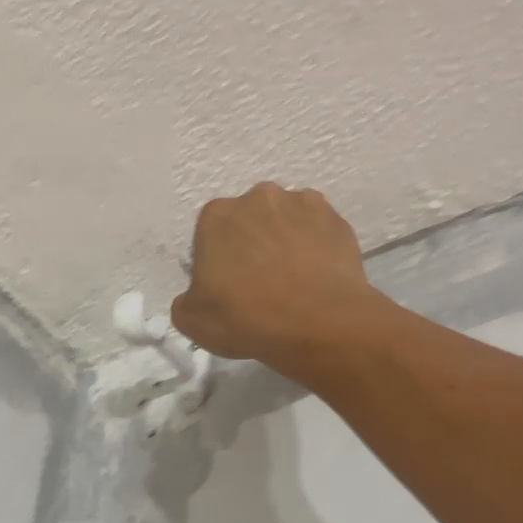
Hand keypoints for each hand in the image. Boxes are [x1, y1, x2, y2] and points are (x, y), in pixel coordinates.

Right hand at [171, 182, 384, 369]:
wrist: (319, 324)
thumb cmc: (246, 317)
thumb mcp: (192, 320)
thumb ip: (186, 300)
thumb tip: (198, 295)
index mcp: (216, 215)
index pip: (208, 233)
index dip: (215, 260)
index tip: (224, 286)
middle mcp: (258, 198)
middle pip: (248, 221)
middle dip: (250, 244)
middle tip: (257, 282)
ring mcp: (302, 204)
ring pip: (285, 221)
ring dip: (283, 241)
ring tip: (291, 280)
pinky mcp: (336, 219)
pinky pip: (317, 230)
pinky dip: (314, 246)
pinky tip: (315, 275)